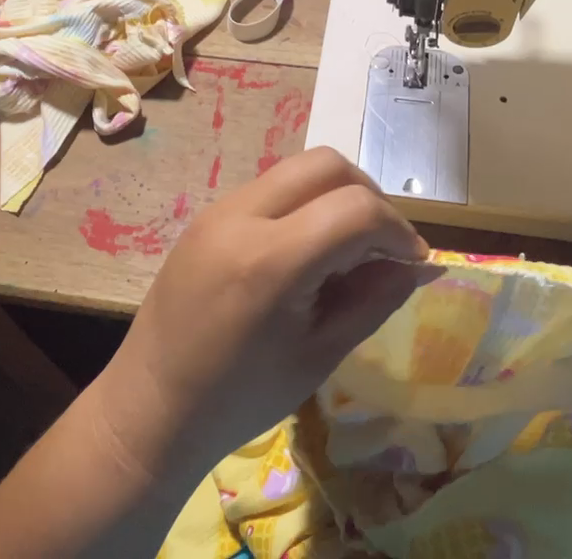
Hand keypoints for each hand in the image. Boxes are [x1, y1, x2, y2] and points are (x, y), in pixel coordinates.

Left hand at [87, 148, 428, 479]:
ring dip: (335, 196)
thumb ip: (375, 298)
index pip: (356, 208)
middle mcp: (241, 217)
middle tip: (383, 246)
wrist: (151, 408)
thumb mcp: (320, 355)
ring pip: (297, 170)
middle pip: (327, 165)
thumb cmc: (240, 398)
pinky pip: (270, 188)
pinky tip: (308, 251)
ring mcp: (219, 210)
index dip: (398, 230)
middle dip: (369, 196)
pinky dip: (304, 204)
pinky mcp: (207, 215)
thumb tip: (420, 264)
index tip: (412, 263)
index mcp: (270, 261)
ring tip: (347, 249)